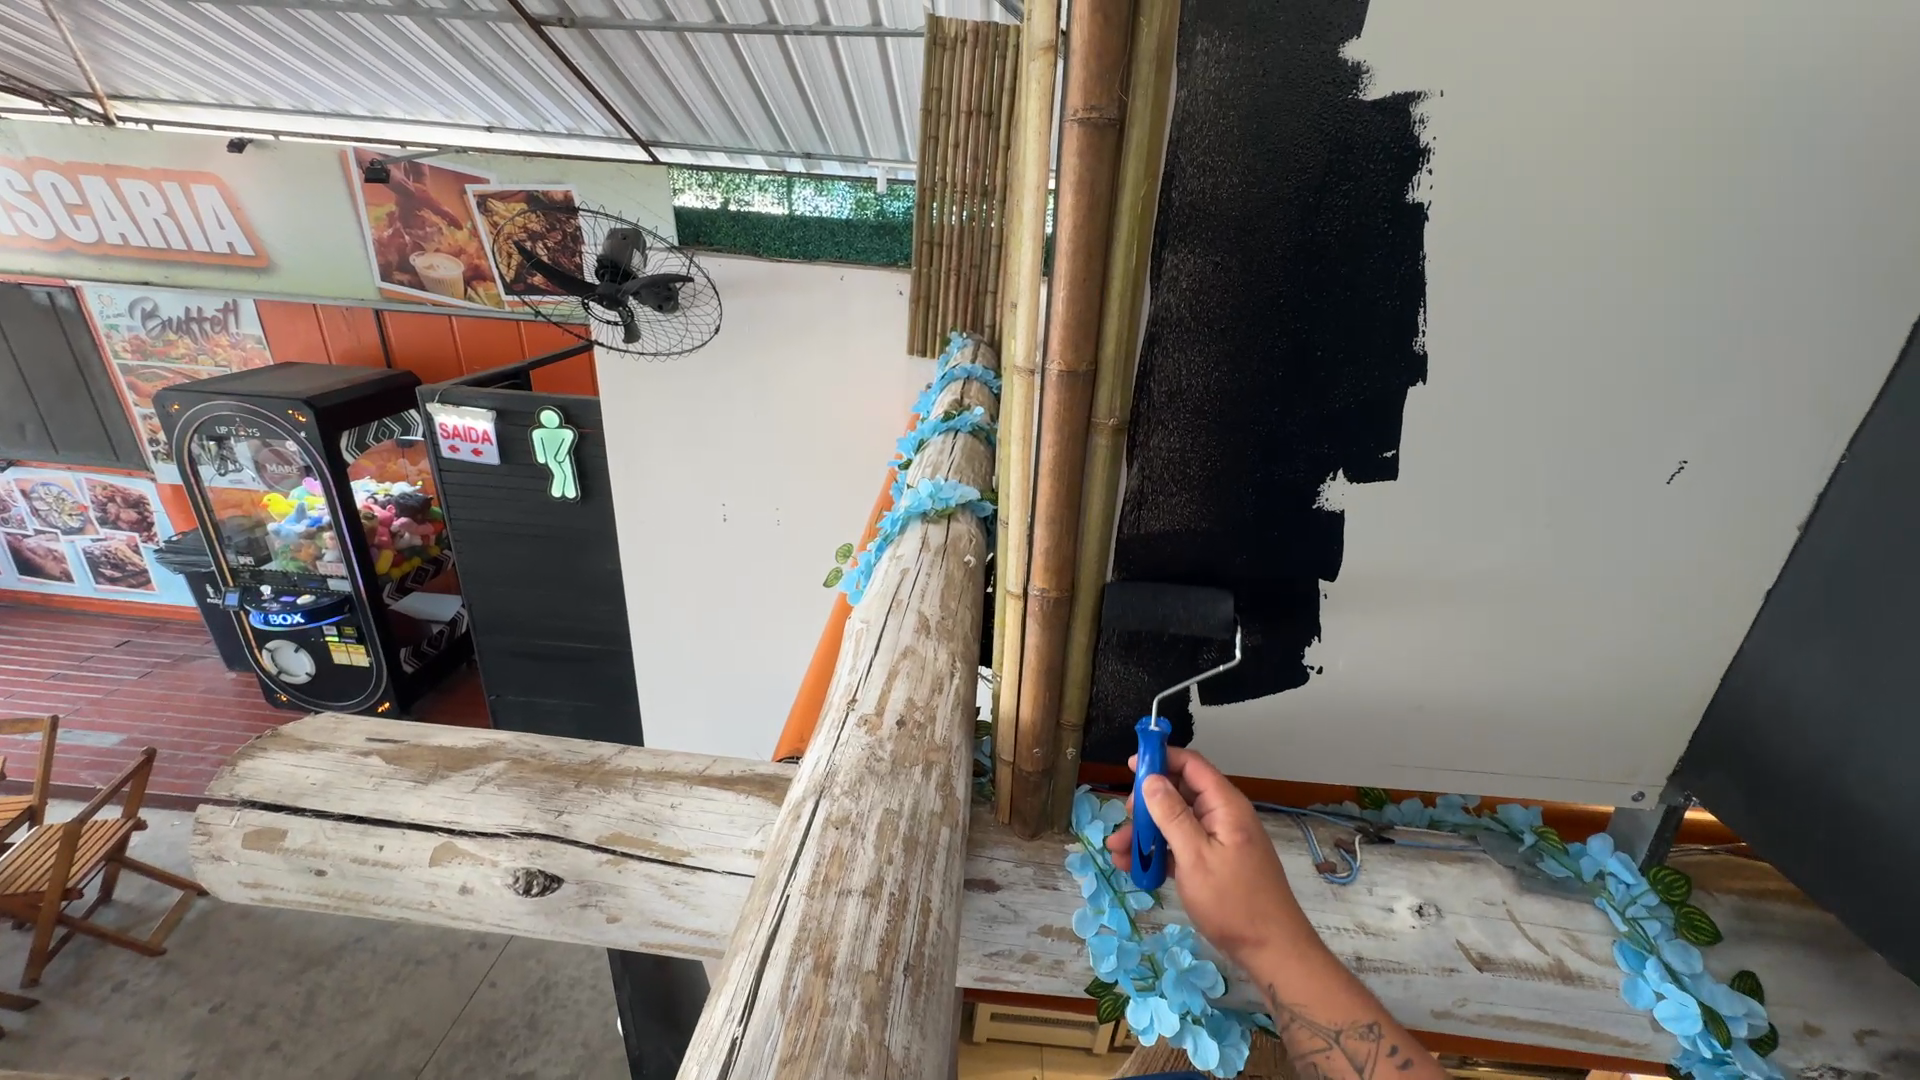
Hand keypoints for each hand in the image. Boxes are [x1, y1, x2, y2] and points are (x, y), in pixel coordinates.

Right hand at [1106, 746, 1311, 968]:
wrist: (1272, 953)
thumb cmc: (1233, 902)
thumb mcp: (1195, 856)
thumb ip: (1171, 814)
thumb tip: (1151, 778)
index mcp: (1225, 805)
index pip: (1191, 765)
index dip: (1160, 759)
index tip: (1129, 767)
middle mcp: (1223, 816)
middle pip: (1179, 793)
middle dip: (1147, 804)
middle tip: (1125, 821)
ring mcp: (1219, 840)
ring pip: (1175, 822)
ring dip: (1146, 833)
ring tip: (1117, 852)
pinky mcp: (1214, 862)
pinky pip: (1181, 845)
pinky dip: (1159, 852)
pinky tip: (1134, 867)